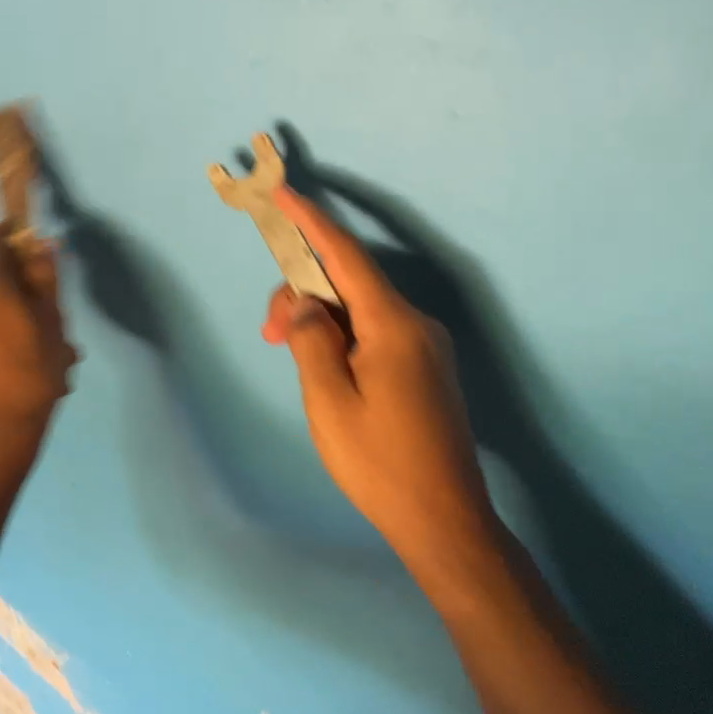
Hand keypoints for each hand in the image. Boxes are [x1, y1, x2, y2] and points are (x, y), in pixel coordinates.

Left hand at [0, 225, 77, 436]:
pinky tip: (42, 357)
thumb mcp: (52, 316)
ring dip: (26, 309)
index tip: (34, 239)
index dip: (11, 234)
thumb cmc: (36, 365)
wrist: (7, 423)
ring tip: (59, 339)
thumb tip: (44, 244)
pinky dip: (15, 329)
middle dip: (27, 278)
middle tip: (57, 298)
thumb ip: (47, 276)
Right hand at [261, 189, 492, 558]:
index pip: (344, 256)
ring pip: (356, 308)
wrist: (444, 523)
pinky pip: (370, 330)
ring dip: (316, 319)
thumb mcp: (328, 399)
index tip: (282, 191)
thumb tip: (303, 303)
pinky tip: (319, 364)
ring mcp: (422, 346)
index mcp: (394, 326)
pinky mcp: (421, 367)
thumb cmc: (379, 462)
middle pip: (346, 283)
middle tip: (268, 336)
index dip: (311, 220)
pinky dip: (336, 335)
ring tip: (288, 354)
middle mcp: (414, 325)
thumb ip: (310, 338)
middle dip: (300, 293)